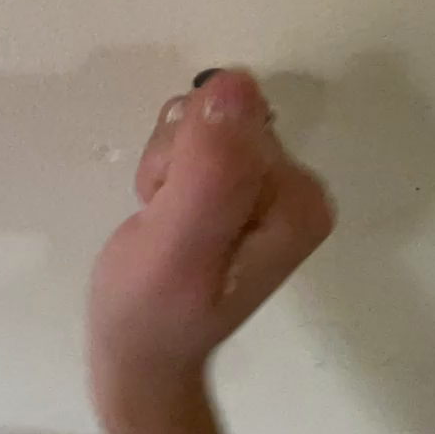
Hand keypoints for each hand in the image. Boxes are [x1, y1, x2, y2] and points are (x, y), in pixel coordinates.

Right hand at [88, 68, 333, 417]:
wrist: (136, 352)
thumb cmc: (148, 309)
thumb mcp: (177, 242)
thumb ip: (210, 167)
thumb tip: (234, 81)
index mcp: (298, 198)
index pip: (228, 120)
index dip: (178, 155)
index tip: (168, 207)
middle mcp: (294, 186)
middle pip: (216, 118)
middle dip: (171, 160)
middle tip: (161, 218)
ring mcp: (264, 187)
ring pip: (197, 126)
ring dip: (162, 167)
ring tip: (159, 221)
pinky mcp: (234, 189)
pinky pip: (189, 141)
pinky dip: (162, 172)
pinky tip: (161, 214)